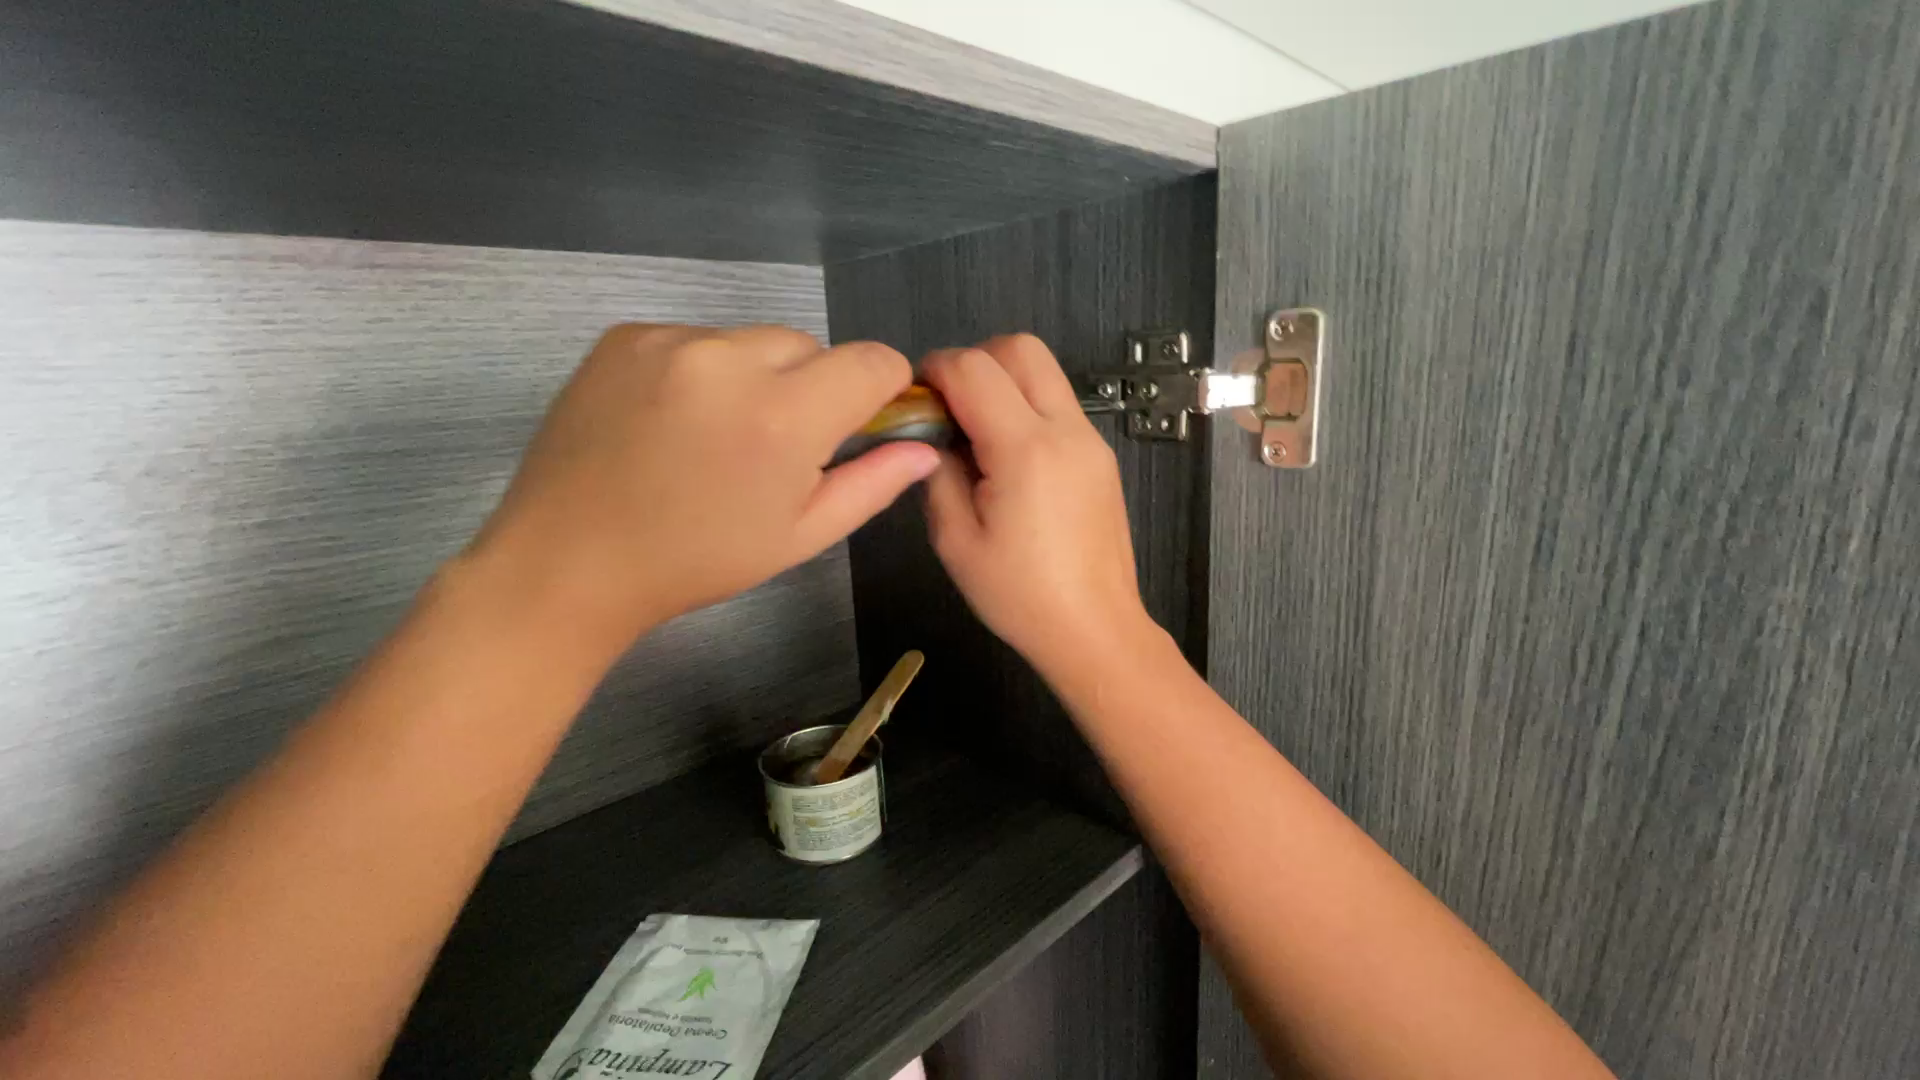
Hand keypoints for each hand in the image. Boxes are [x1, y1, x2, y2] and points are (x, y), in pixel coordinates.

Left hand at [463, 324, 938, 644]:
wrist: (570, 561)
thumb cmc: (698, 560)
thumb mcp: (800, 536)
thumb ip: (872, 484)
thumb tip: (924, 448)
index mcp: (783, 417)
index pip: (872, 360)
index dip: (881, 388)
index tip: (863, 421)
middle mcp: (730, 360)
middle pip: (810, 347)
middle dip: (811, 387)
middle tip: (774, 447)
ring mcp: (671, 341)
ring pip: (752, 341)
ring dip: (756, 376)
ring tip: (716, 436)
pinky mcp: (626, 336)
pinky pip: (697, 340)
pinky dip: (703, 371)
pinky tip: (673, 422)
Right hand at [920, 334, 1155, 674]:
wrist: (1094, 628)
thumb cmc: (1019, 595)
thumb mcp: (956, 540)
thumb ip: (937, 474)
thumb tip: (933, 437)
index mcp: (1026, 449)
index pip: (974, 368)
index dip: (935, 370)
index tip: (916, 399)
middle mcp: (1066, 430)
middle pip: (1020, 348)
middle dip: (974, 360)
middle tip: (948, 406)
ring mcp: (1091, 440)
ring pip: (1045, 371)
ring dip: (1003, 381)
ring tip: (975, 432)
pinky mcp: (1100, 457)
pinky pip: (1058, 405)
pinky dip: (1026, 407)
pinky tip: (1007, 457)